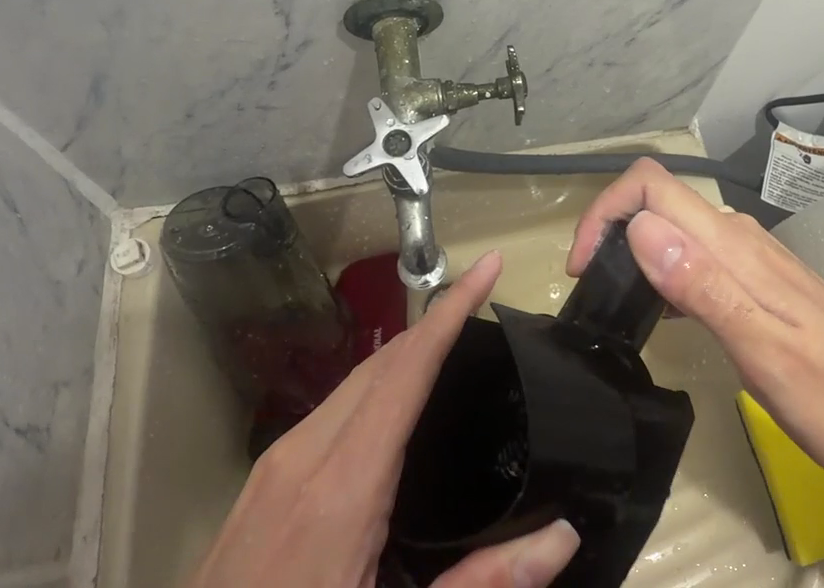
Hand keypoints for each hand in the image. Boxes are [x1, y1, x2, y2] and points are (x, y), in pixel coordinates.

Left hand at [186, 250, 580, 587]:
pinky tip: (398, 406)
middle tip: (487, 299)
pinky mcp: (263, 480)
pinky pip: (331, 409)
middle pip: (381, 362)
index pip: (406, 370)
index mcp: (342, 487)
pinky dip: (376, 385)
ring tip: (456, 340)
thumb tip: (560, 534)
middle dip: (435, 319)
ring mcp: (275, 465)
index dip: (450, 310)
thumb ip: (480, 583)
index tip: (487, 267)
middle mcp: (303, 456)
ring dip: (406, 351)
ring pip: (353, 380)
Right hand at [569, 158, 823, 478]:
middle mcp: (741, 239)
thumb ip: (703, 288)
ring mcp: (751, 258)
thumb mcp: (767, 353)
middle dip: (611, 227)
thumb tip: (641, 229)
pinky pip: (694, 255)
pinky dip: (660, 270)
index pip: (654, 187)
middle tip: (589, 287)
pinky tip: (659, 312)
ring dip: (633, 250)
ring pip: (675, 227)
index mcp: (736, 249)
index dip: (607, 210)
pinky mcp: (757, 280)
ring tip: (614, 302)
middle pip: (660, 199)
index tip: (583, 266)